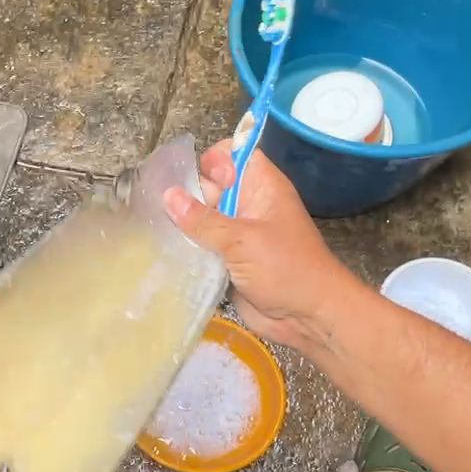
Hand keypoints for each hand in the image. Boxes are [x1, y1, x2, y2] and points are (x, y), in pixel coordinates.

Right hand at [162, 139, 362, 350]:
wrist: (307, 318)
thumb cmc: (286, 269)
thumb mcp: (242, 240)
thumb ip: (203, 220)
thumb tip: (167, 196)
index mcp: (261, 187)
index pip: (232, 154)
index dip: (213, 161)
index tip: (202, 182)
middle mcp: (247, 204)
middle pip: (208, 185)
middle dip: (188, 195)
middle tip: (175, 216)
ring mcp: (235, 233)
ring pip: (200, 217)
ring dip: (183, 225)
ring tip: (162, 233)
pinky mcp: (226, 259)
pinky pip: (200, 245)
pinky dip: (186, 248)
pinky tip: (167, 252)